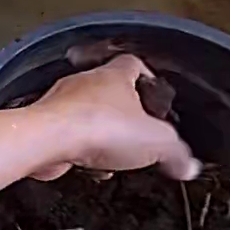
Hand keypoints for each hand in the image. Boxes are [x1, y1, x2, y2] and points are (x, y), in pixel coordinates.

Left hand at [25, 54, 199, 181]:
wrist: (45, 140)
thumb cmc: (99, 128)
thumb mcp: (158, 142)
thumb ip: (177, 153)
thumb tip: (187, 165)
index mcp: (111, 76)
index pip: (133, 63)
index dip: (148, 76)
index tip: (156, 94)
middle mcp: (82, 84)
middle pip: (108, 92)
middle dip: (125, 115)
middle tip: (139, 135)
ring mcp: (58, 103)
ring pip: (85, 116)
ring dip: (101, 136)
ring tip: (115, 157)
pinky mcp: (43, 124)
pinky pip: (66, 135)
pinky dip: (79, 149)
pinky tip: (89, 166)